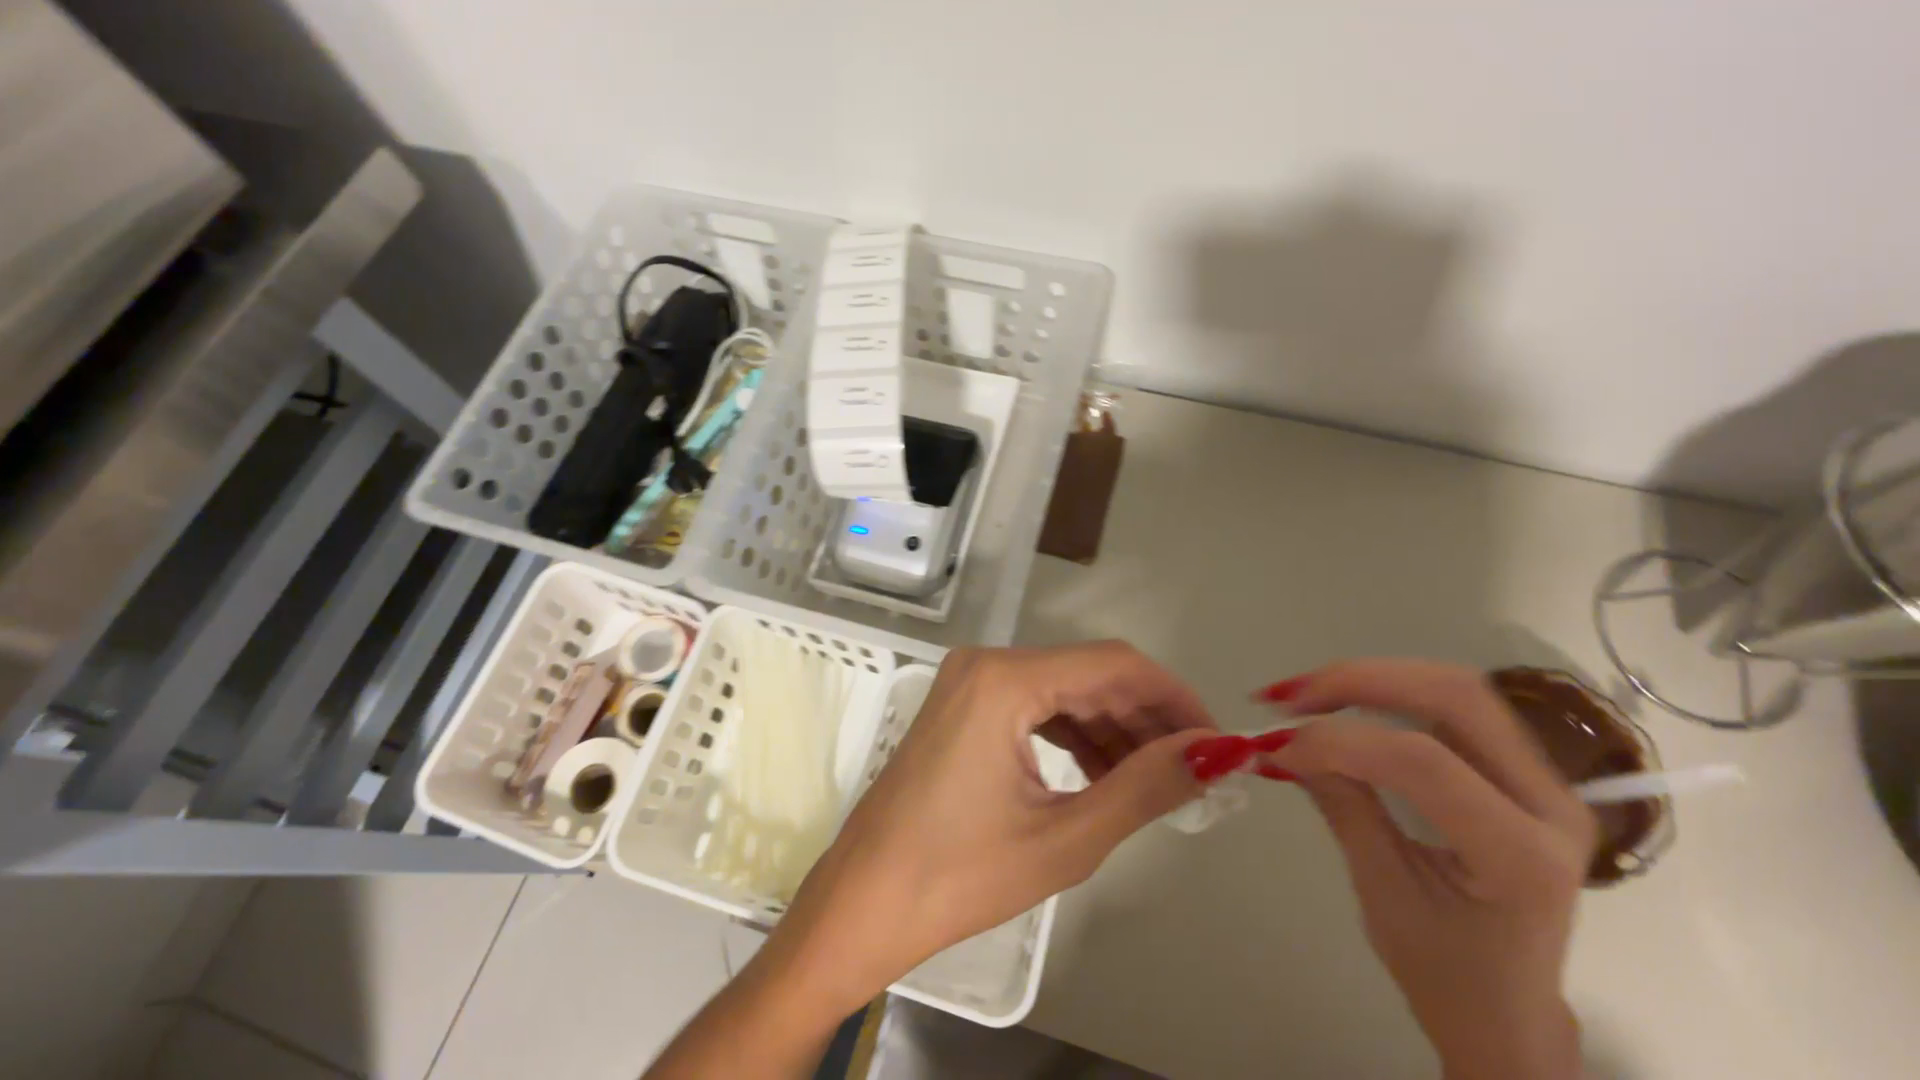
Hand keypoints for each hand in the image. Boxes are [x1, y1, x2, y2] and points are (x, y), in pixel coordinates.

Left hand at [767, 641, 1216, 1014]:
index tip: (1217, 742)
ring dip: (1113, 732)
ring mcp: (967, 686)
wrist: (863, 905)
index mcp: (1005, 681)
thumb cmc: (958, 877)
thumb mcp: (1065, 837)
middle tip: (1195, 770)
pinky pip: (1033, 710)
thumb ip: (1145, 787)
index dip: (1175, 699)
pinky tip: (1104, 779)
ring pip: (1064, 693)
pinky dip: (1074, 739)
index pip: (1116, 665)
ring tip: (1155, 784)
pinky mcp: (960, 711)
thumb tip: (1214, 753)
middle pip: (1090, 675)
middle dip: (1147, 720)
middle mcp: (985, 665)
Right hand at [1267, 660, 1597, 1079]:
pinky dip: (1394, 695)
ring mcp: (1548, 782)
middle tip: (1290, 695)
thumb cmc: (1445, 973)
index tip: (1274, 745)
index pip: (1424, 762)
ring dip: (1375, 680)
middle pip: (1457, 697)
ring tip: (1307, 693)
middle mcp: (1552, 802)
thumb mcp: (1383, 894)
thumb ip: (1343, 806)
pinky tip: (1346, 704)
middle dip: (1361, 681)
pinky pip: (1458, 710)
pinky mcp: (1527, 773)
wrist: (1508, 1012)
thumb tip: (1283, 745)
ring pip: (1459, 691)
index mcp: (1521, 854)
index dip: (1340, 741)